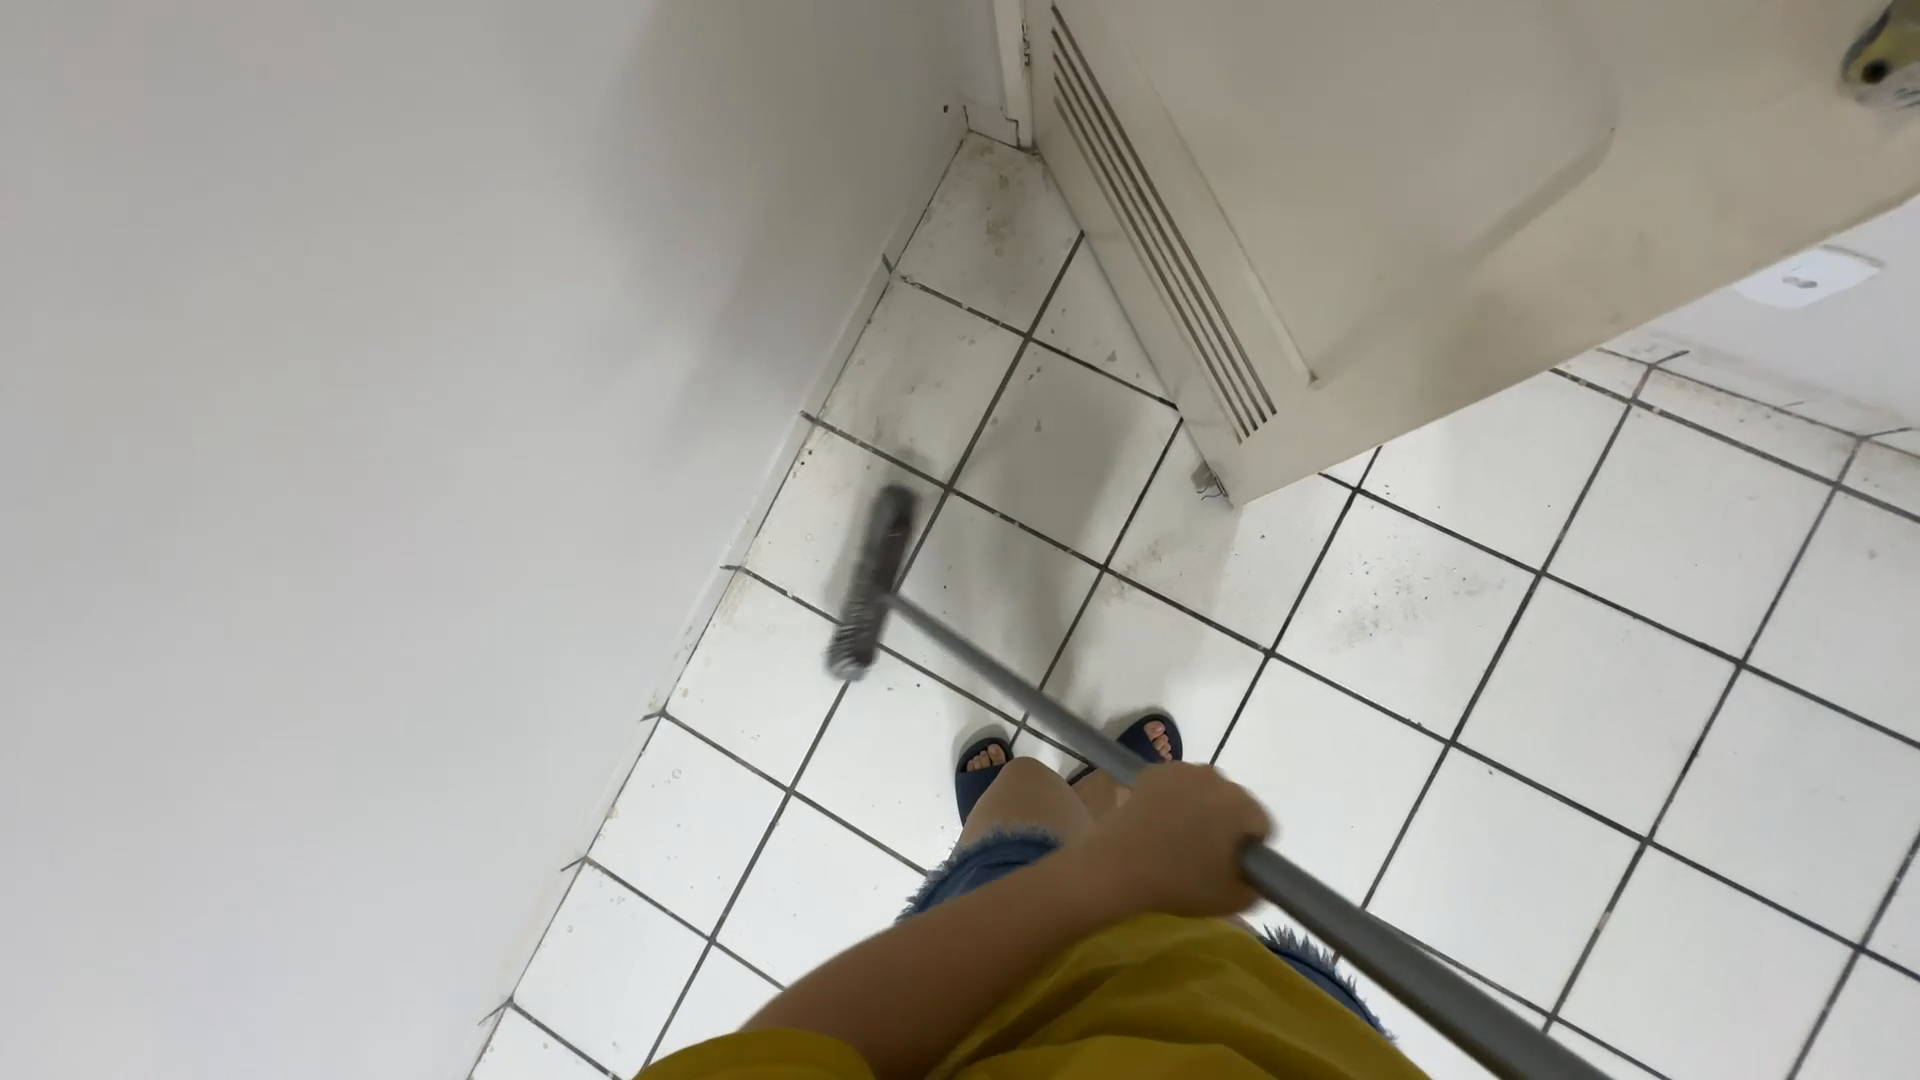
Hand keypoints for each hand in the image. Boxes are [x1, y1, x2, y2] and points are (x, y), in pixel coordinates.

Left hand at [1064, 762, 1273, 918]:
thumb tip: (1254, 870)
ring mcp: (1181, 770)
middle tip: (1204, 853)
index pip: (1261, 825)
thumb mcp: (1234, 899)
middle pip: (1233, 803)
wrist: (1120, 865)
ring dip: (1200, 808)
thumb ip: (1258, 883)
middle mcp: (1214, 777)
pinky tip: (1160, 822)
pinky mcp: (1153, 770)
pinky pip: (1177, 785)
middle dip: (1225, 824)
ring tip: (1179, 838)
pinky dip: (1174, 799)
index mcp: (1240, 804)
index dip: (1249, 848)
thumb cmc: (1180, 882)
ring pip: (1204, 791)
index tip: (1230, 865)